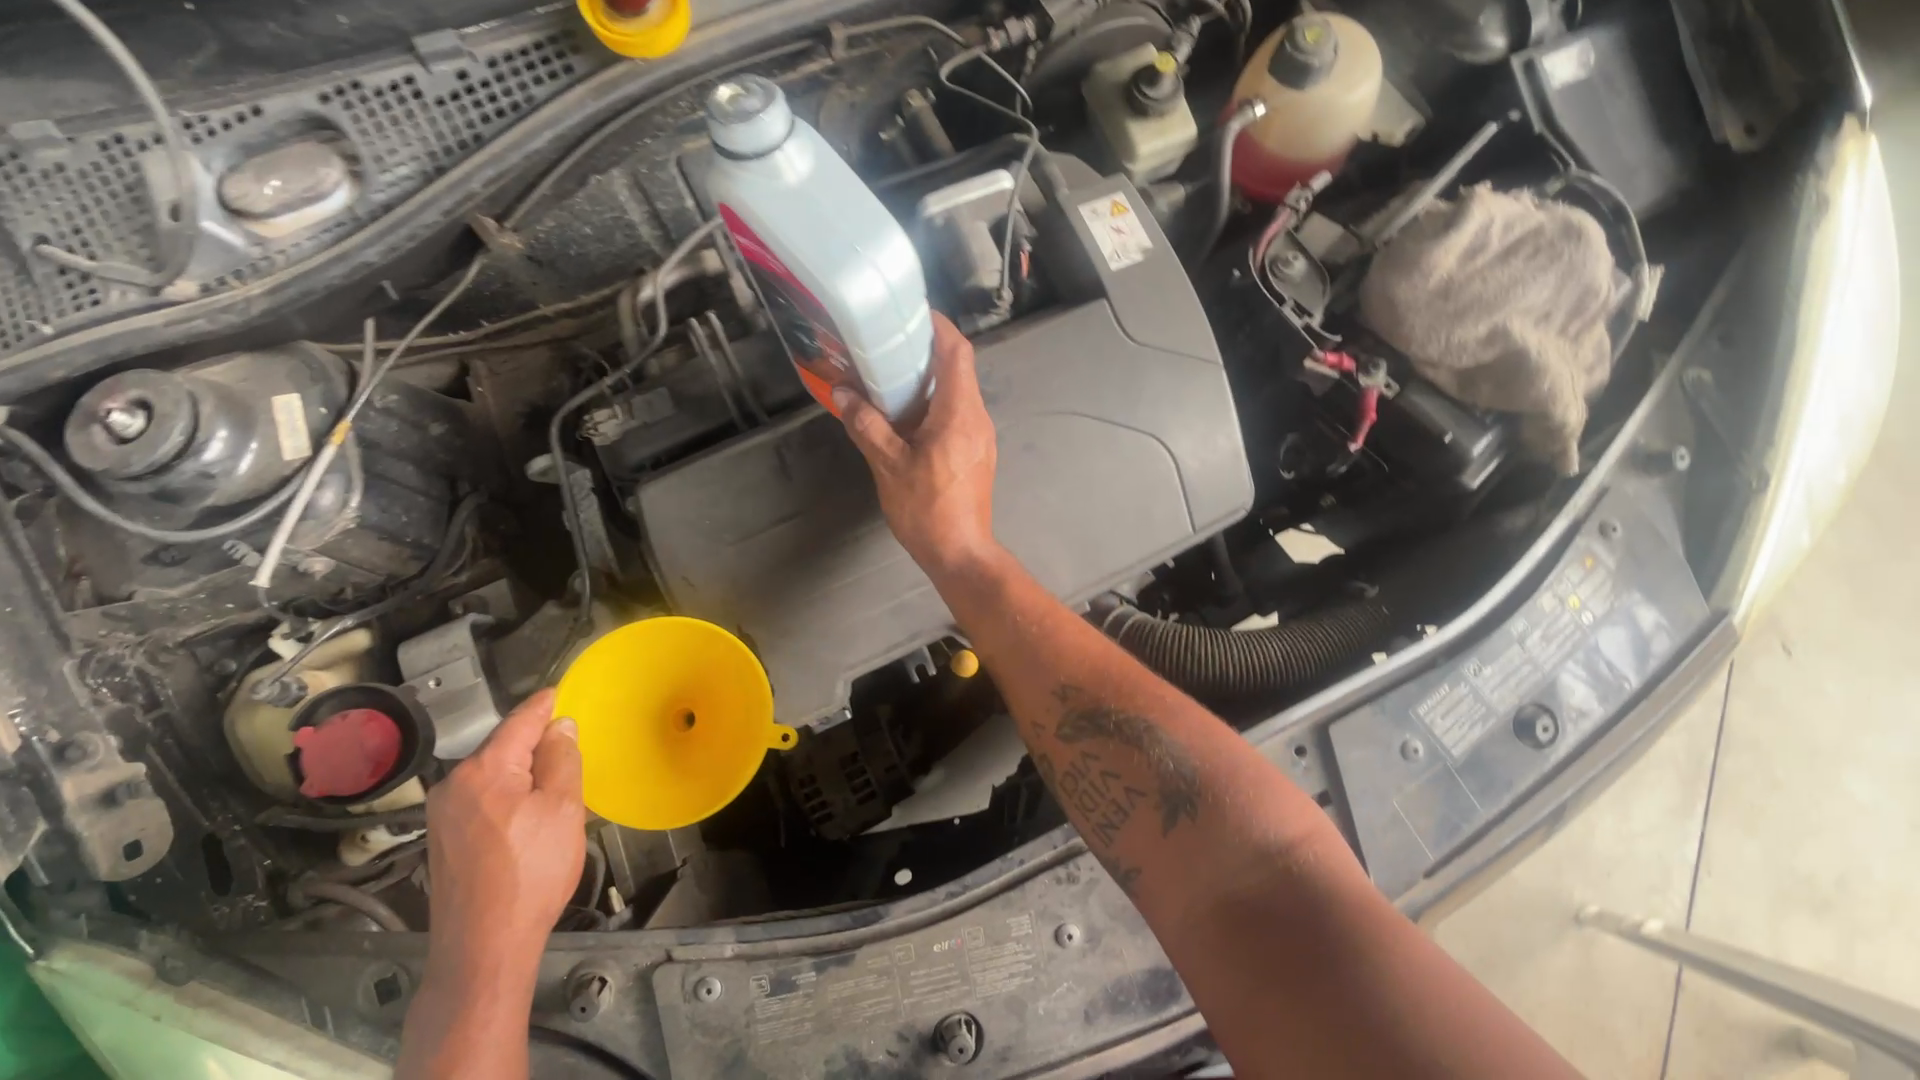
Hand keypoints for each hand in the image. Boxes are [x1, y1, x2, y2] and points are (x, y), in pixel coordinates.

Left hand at [422, 688, 583, 967]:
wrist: (483, 948)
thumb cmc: (532, 873)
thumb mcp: (562, 809)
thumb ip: (561, 759)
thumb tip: (558, 727)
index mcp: (482, 770)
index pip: (519, 722)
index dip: (543, 705)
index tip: (558, 691)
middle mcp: (452, 785)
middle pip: (501, 748)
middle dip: (534, 743)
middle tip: (568, 743)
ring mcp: (442, 816)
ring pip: (490, 777)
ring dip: (520, 773)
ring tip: (552, 782)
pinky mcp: (443, 842)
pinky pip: (481, 801)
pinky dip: (506, 796)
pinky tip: (525, 815)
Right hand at [836, 313, 1001, 578]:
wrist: (960, 554)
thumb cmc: (927, 509)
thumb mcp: (888, 465)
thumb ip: (866, 424)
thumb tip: (842, 392)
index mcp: (960, 412)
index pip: (956, 351)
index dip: (937, 325)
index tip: (910, 313)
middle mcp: (977, 418)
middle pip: (957, 369)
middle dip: (924, 352)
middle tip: (887, 345)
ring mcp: (980, 437)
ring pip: (955, 394)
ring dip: (925, 382)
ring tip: (888, 378)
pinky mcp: (975, 454)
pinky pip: (955, 416)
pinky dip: (930, 406)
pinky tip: (903, 417)